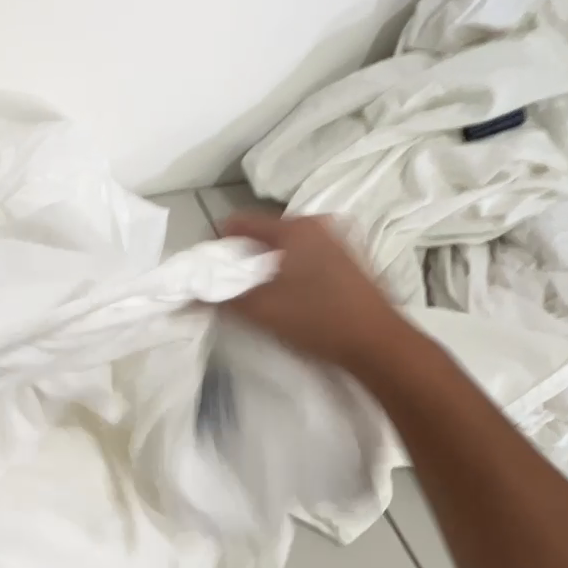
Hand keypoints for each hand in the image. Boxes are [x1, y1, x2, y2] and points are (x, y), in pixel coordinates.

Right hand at [216, 212, 416, 373]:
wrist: (378, 343)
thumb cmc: (316, 320)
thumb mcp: (260, 312)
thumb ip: (219, 301)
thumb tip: (189, 298)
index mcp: (294, 227)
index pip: (239, 224)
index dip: (216, 246)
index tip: (205, 272)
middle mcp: (318, 224)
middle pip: (263, 235)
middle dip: (243, 259)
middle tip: (230, 288)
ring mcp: (339, 240)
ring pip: (286, 248)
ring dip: (267, 267)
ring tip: (258, 296)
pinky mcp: (351, 259)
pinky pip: (306, 257)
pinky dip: (290, 271)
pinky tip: (289, 298)